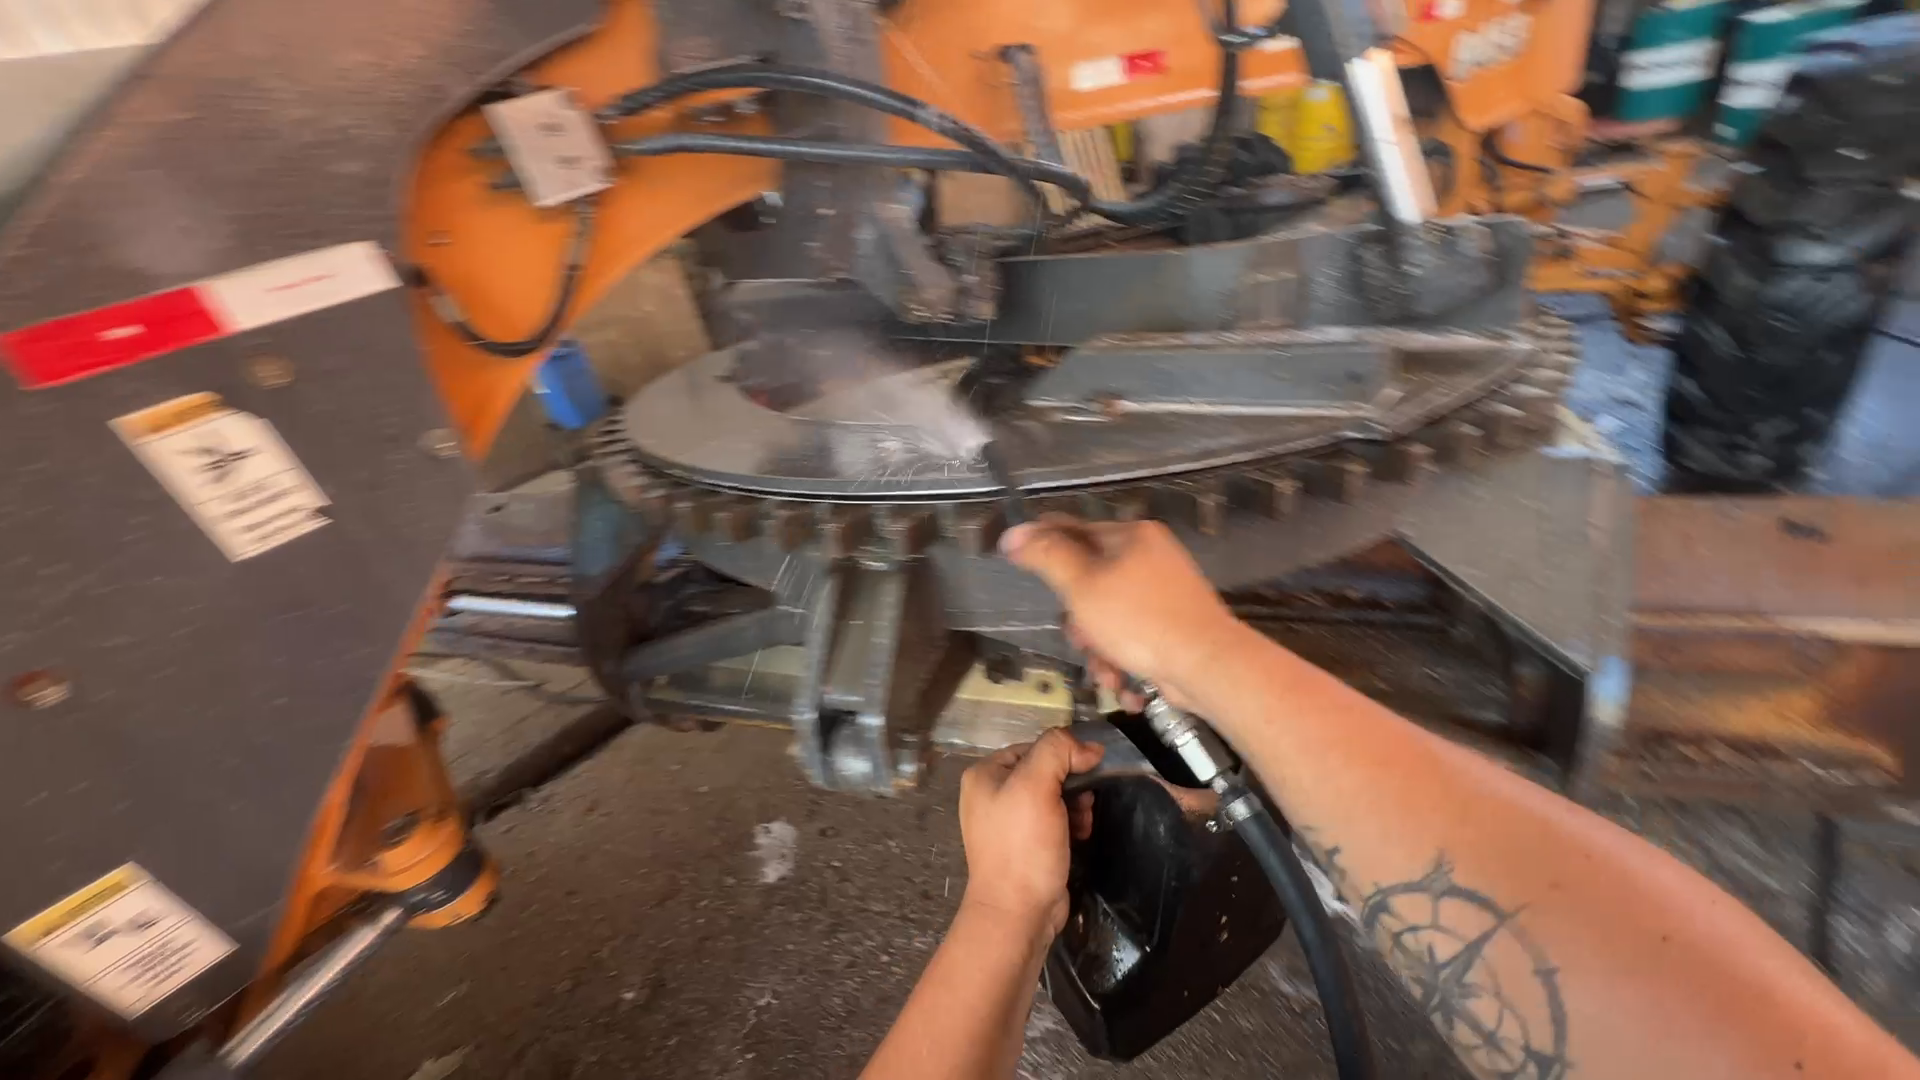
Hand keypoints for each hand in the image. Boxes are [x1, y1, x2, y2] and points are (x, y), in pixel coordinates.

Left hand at [958, 728, 1103, 935]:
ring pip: (1053, 797)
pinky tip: (1079, 836)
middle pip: (1045, 772)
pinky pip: (1053, 821)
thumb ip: (1058, 752)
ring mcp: (1006, 823)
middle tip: (1085, 802)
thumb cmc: (1023, 846)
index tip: (1087, 771)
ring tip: (1082, 824)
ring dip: (1075, 805)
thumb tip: (1088, 746)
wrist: (1017, 914)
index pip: (1033, 747)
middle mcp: (991, 794)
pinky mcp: (1024, 846)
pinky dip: (1070, 824)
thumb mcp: (1036, 786)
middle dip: (1072, 784)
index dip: (1063, 755)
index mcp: (984, 774)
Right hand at [1000, 517, 1246, 709]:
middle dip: (1079, 620)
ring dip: (1099, 649)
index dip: (1042, 543)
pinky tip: (1124, 682)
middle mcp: (1150, 557)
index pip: (1074, 530)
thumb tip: (1013, 533)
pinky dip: (1123, 659)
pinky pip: (1131, 635)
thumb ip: (1046, 557)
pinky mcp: (1172, 625)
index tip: (1015, 557)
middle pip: (1090, 581)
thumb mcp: (1082, 587)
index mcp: (1131, 536)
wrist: (1207, 665)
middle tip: (1079, 637)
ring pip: (1108, 615)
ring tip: (1106, 672)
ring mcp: (1164, 592)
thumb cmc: (1140, 620)